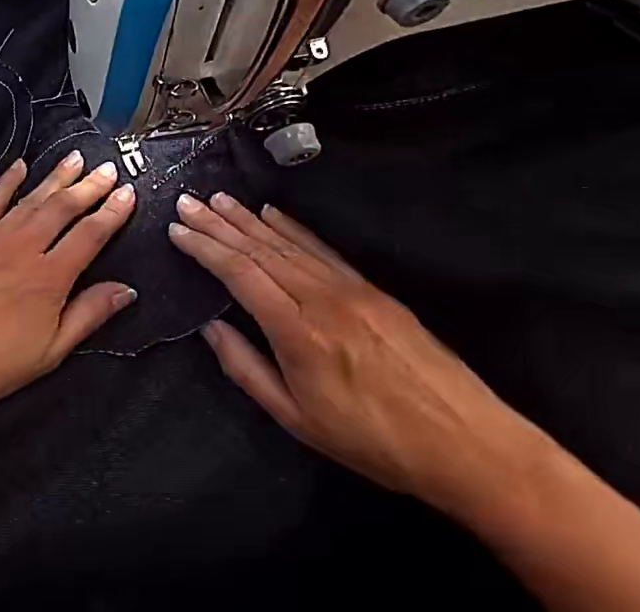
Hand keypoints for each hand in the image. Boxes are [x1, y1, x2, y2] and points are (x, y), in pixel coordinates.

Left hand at [0, 152, 136, 413]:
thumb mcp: (50, 352)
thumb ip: (89, 315)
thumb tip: (126, 291)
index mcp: (49, 277)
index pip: (91, 234)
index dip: (113, 212)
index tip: (128, 194)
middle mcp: (25, 248)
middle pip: (65, 208)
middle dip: (91, 186)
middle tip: (109, 169)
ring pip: (34, 198)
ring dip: (58, 176)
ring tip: (77, 158)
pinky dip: (8, 181)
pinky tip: (21, 166)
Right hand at [170, 194, 544, 515]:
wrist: (461, 437)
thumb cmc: (372, 440)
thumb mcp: (297, 420)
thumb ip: (247, 369)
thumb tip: (211, 328)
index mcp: (296, 330)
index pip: (239, 273)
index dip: (205, 248)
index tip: (178, 231)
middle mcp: (319, 295)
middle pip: (259, 248)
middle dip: (219, 224)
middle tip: (188, 202)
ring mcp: (347, 286)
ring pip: (287, 243)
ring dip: (249, 219)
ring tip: (219, 200)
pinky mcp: (369, 286)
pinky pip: (321, 248)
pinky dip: (293, 228)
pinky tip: (273, 214)